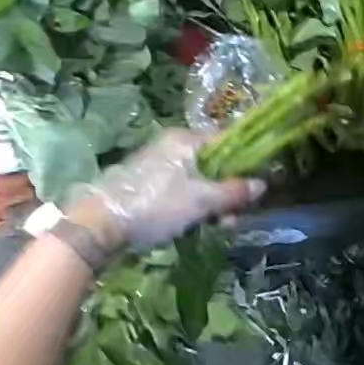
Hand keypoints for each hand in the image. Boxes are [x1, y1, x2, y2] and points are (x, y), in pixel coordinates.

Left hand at [68, 130, 266, 252]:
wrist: (101, 224)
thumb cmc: (156, 205)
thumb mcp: (201, 201)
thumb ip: (234, 191)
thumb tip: (262, 184)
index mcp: (186, 139)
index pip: (228, 139)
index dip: (247, 160)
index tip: (259, 184)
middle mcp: (172, 145)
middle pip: (214, 162)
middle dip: (229, 189)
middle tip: (234, 215)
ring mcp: (158, 164)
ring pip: (198, 179)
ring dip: (212, 202)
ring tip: (218, 225)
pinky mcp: (148, 183)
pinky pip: (181, 189)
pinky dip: (193, 205)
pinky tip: (196, 224)